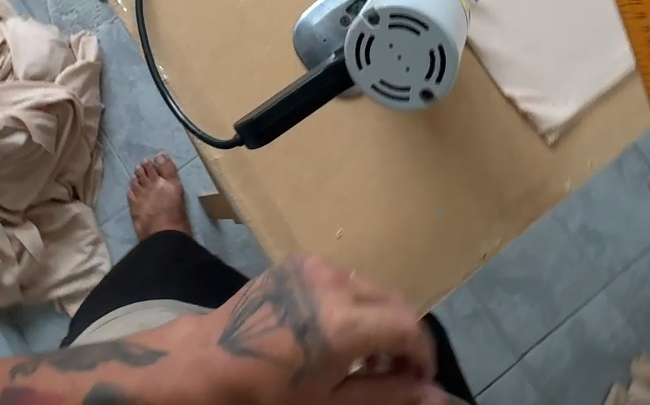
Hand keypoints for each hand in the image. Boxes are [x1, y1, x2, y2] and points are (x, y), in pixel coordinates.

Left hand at [185, 254, 452, 404]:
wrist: (210, 361)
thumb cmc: (270, 394)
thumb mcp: (332, 403)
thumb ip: (389, 395)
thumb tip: (439, 398)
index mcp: (344, 321)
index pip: (409, 327)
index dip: (423, 356)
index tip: (419, 381)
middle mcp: (334, 281)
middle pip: (394, 301)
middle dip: (403, 336)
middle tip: (394, 373)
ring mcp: (315, 265)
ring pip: (370, 286)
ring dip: (379, 317)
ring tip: (364, 356)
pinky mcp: (299, 260)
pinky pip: (343, 276)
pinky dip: (354, 300)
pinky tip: (337, 330)